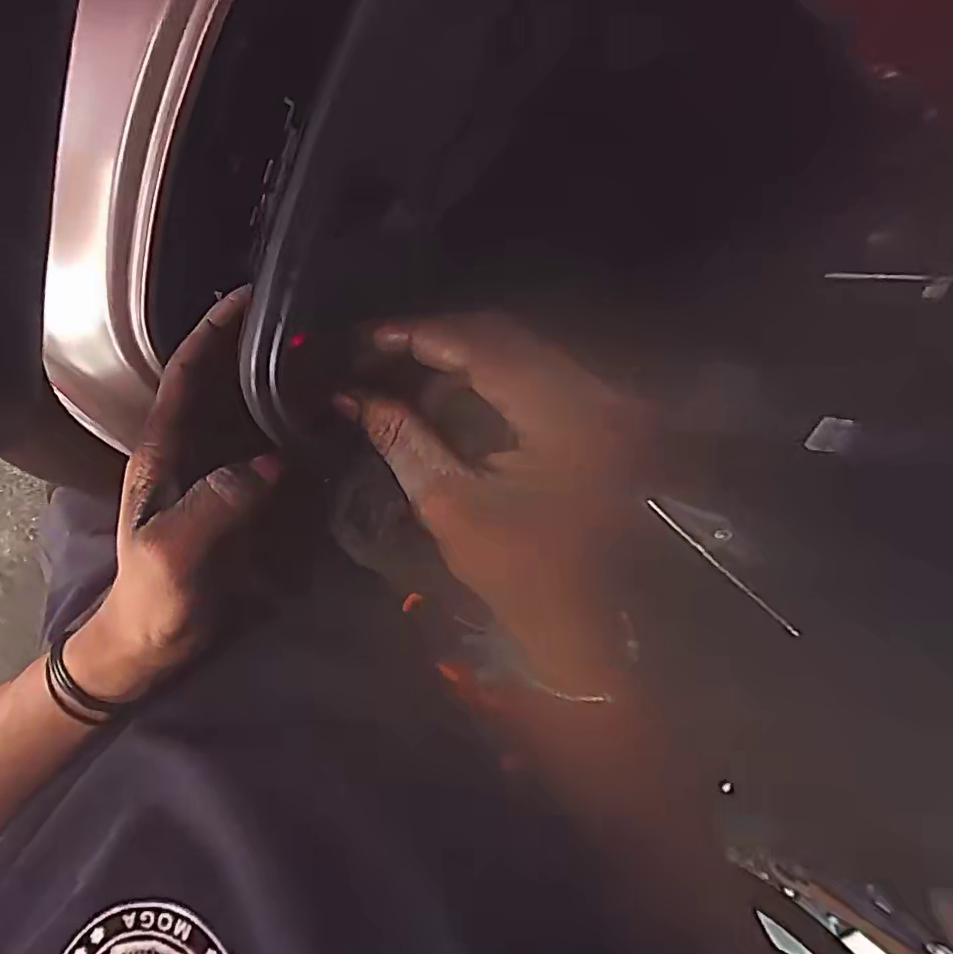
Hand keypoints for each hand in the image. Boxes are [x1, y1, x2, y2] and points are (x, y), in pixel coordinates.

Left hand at [66, 287, 280, 701]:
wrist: (152, 643)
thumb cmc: (150, 600)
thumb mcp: (173, 554)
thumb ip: (215, 506)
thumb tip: (268, 464)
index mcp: (161, 454)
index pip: (183, 378)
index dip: (210, 335)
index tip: (245, 298)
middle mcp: (189, 454)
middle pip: (220, 387)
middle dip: (253, 351)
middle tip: (304, 324)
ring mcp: (214, 476)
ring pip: (245, 416)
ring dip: (275, 386)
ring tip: (321, 360)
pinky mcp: (237, 500)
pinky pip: (265, 452)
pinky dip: (287, 430)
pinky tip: (319, 419)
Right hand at [337, 312, 643, 692]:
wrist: (582, 618)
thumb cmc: (515, 570)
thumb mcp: (446, 501)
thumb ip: (401, 436)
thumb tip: (352, 396)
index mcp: (564, 416)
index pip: (483, 348)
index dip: (421, 335)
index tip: (369, 337)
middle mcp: (593, 395)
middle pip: (503, 337)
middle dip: (435, 340)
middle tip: (379, 351)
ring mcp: (600, 404)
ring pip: (517, 352)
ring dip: (456, 358)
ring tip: (401, 374)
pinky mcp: (593, 417)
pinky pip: (530, 376)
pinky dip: (482, 378)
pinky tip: (442, 394)